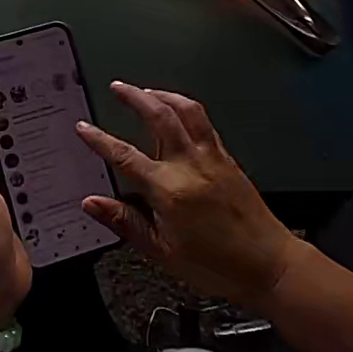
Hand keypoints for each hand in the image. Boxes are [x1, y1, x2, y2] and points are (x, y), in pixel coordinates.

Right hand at [75, 83, 299, 306]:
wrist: (268, 264)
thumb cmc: (218, 264)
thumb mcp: (162, 252)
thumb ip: (125, 222)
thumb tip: (94, 204)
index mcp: (169, 190)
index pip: (125, 156)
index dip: (100, 140)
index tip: (85, 128)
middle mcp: (191, 165)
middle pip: (158, 116)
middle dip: (134, 96)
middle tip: (118, 87)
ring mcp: (212, 157)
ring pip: (186, 110)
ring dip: (163, 94)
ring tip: (146, 90)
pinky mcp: (227, 158)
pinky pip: (205, 122)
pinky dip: (188, 107)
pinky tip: (181, 110)